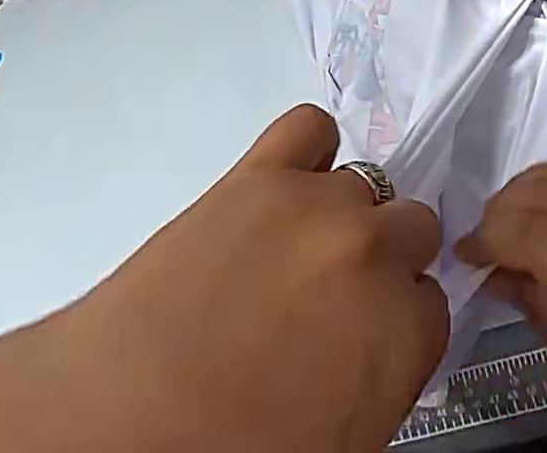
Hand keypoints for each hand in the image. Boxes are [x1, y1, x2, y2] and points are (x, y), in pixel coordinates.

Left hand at [0, 104, 448, 452]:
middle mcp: (371, 254)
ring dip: (347, 212)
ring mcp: (315, 204)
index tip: (372, 326)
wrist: (112, 427)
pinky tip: (292, 179)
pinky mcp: (259, 172)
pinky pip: (309, 126)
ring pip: (369, 182)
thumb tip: (384, 334)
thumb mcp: (343, 438)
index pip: (433, 300)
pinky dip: (309, 147)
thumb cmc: (228, 451)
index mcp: (400, 331)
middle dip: (385, 261)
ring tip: (303, 244)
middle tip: (336, 290)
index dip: (399, 317)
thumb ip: (385, 370)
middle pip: (414, 227)